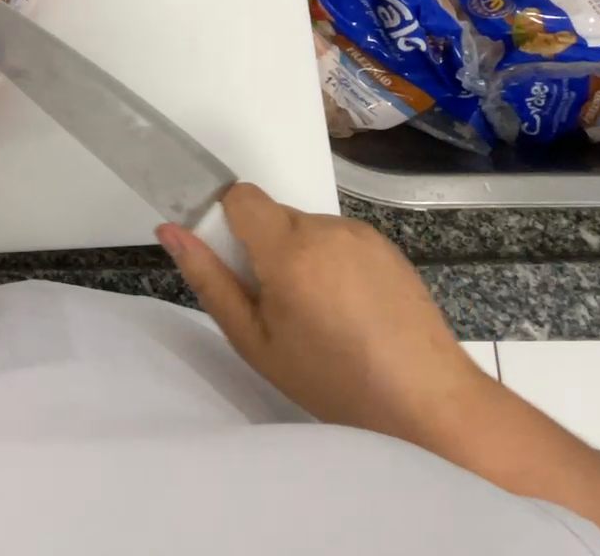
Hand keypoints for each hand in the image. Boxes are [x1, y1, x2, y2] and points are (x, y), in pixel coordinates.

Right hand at [157, 184, 496, 446]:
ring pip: (304, 227)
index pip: (239, 195)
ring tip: (317, 310)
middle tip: (276, 301)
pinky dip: (330, 262)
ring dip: (297, 254)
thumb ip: (208, 279)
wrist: (430, 404)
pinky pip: (337, 238)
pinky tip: (347, 308)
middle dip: (261, 245)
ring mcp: (361, 235)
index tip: (234, 261)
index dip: (226, 220)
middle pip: (270, 213)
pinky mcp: (387, 246)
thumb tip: (169, 230)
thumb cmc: (331, 379)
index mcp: (288, 250)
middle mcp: (325, 229)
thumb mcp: (253, 339)